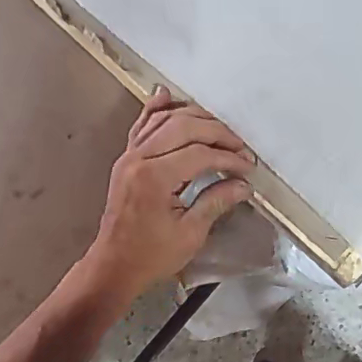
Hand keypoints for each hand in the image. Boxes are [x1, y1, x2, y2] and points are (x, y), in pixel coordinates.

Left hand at [79, 87, 255, 301]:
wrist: (114, 265)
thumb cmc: (151, 256)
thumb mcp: (190, 234)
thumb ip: (215, 202)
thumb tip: (242, 186)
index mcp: (154, 178)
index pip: (200, 154)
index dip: (228, 158)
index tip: (247, 169)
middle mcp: (138, 159)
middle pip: (184, 127)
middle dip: (217, 133)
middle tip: (240, 147)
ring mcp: (129, 157)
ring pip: (164, 120)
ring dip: (194, 117)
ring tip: (219, 129)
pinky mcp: (125, 160)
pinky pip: (141, 126)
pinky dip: (156, 110)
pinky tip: (168, 96)